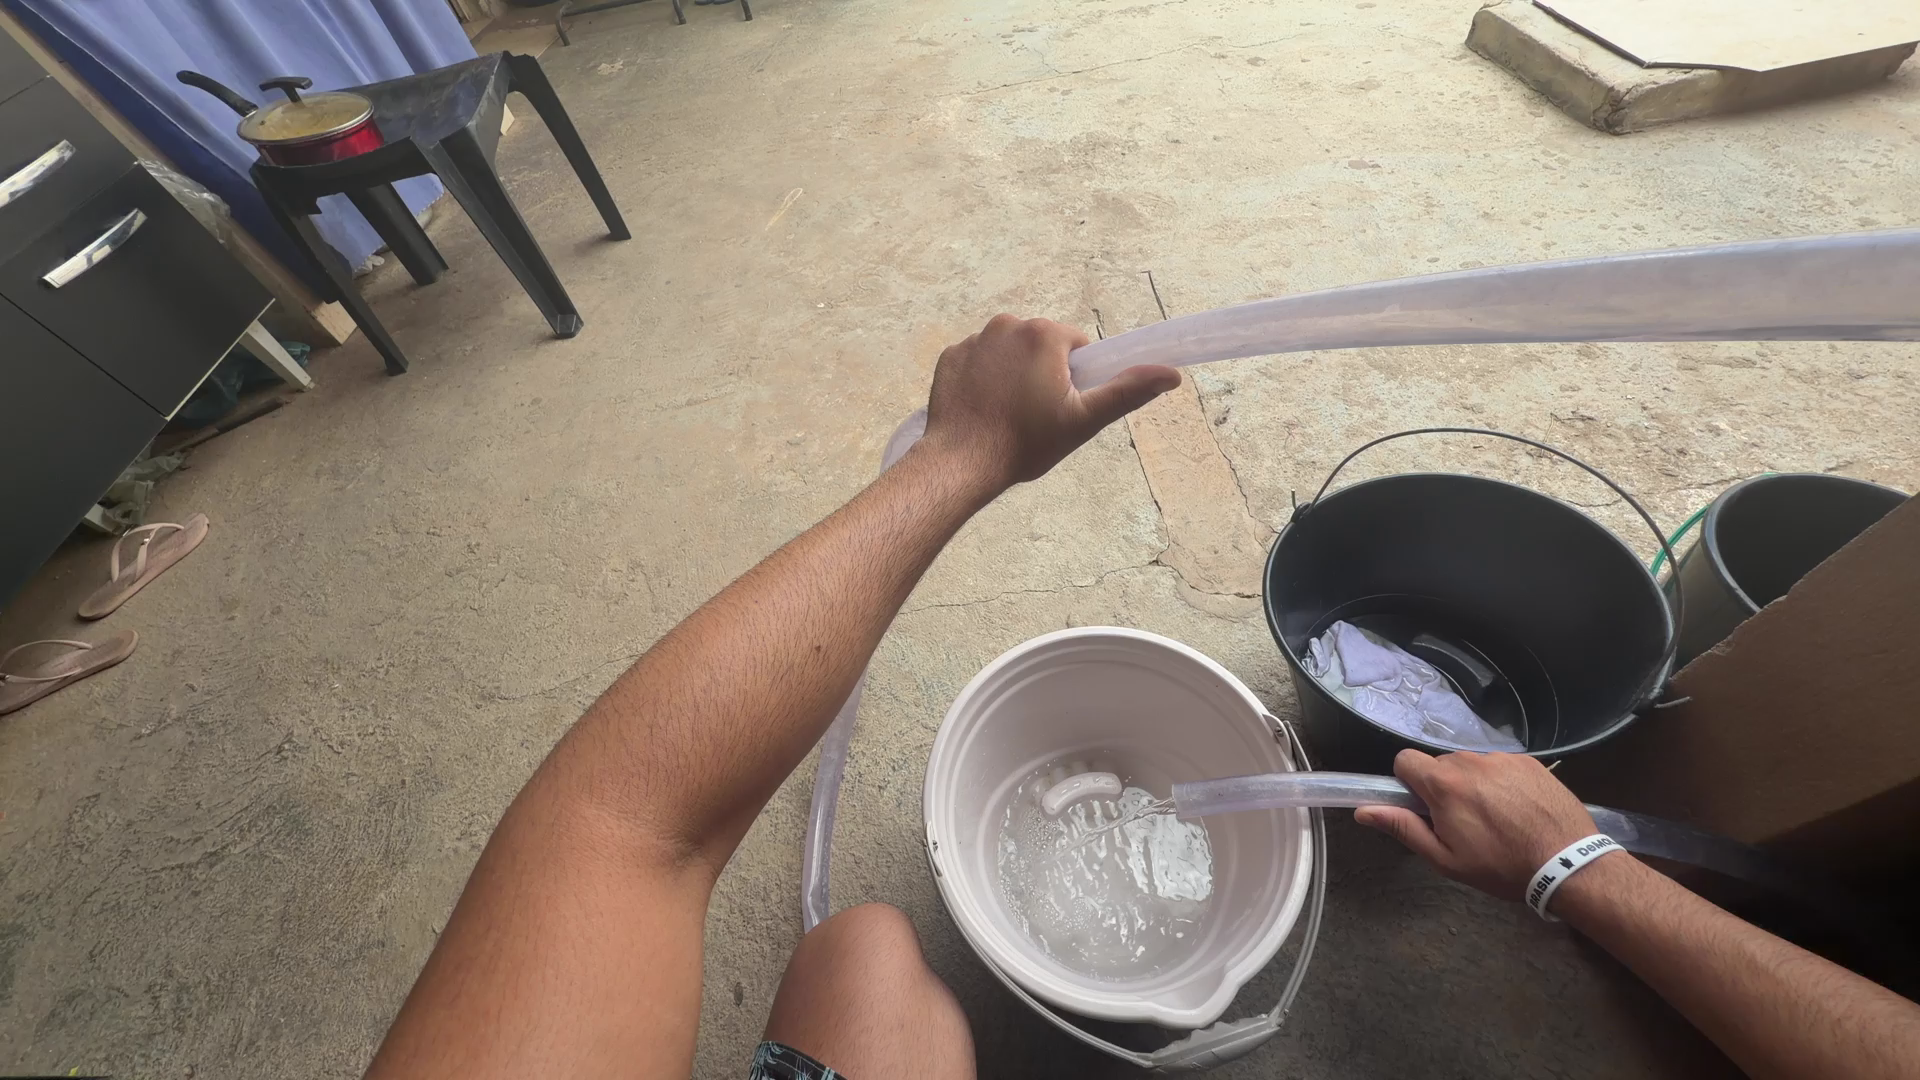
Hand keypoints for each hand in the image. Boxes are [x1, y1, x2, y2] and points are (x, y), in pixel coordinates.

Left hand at [919, 314, 1180, 489]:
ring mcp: (974, 340)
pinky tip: (983, 408)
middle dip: (1042, 372)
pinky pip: (977, 360)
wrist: (962, 462)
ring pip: (1008, 351)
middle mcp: (1007, 325)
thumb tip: (1171, 374)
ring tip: (1007, 412)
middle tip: (1034, 413)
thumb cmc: (1025, 443)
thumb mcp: (1084, 420)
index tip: (1061, 404)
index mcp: (1044, 335)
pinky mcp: (950, 357)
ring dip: (1012, 372)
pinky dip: (982, 378)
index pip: (1075, 345)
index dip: (1074, 376)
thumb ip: (1126, 392)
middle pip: (1040, 344)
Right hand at [1355, 750, 1598, 902]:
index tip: (1425, 806)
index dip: (1409, 782)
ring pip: (1470, 763)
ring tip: (1497, 815)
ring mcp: (1500, 759)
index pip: (1404, 760)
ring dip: (1473, 782)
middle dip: (1443, 785)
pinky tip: (1519, 807)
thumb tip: (1363, 811)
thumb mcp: (1446, 858)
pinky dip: (1501, 781)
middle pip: (1439, 764)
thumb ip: (1402, 828)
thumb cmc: (1502, 866)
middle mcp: (1467, 761)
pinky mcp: (1529, 762)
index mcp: (1442, 783)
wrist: (1573, 866)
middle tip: (1464, 819)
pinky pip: (1500, 764)